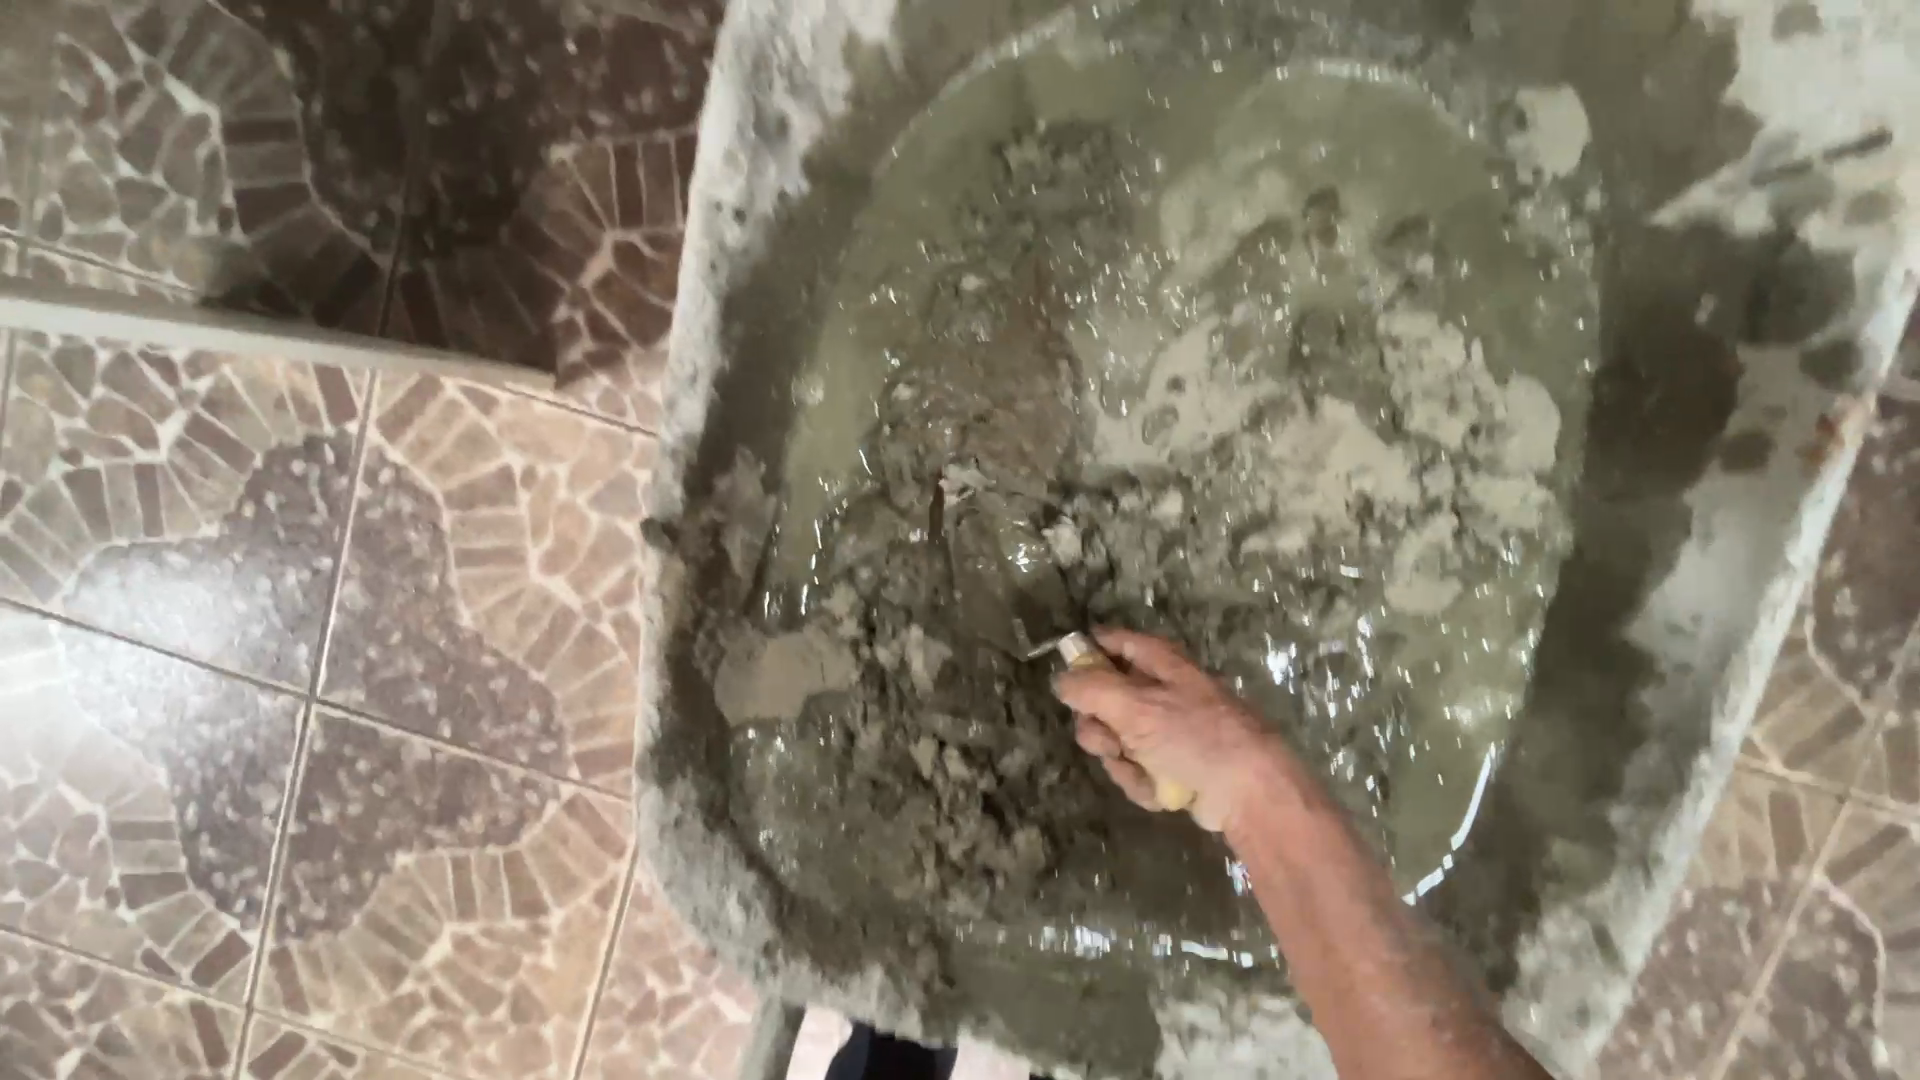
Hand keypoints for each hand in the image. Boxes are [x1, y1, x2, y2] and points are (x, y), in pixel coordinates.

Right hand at [1054, 628, 1284, 831]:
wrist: (1249, 793)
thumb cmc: (1195, 737)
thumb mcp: (1136, 707)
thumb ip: (1090, 688)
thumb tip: (1060, 679)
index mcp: (1160, 664)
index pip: (1117, 642)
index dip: (1090, 649)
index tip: (1067, 667)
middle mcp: (1161, 693)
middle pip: (1104, 699)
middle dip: (1099, 727)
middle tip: (1108, 741)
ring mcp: (1166, 732)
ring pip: (1114, 739)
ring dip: (1121, 761)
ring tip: (1143, 771)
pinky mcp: (1171, 767)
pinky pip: (1135, 768)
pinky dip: (1142, 782)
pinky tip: (1161, 791)